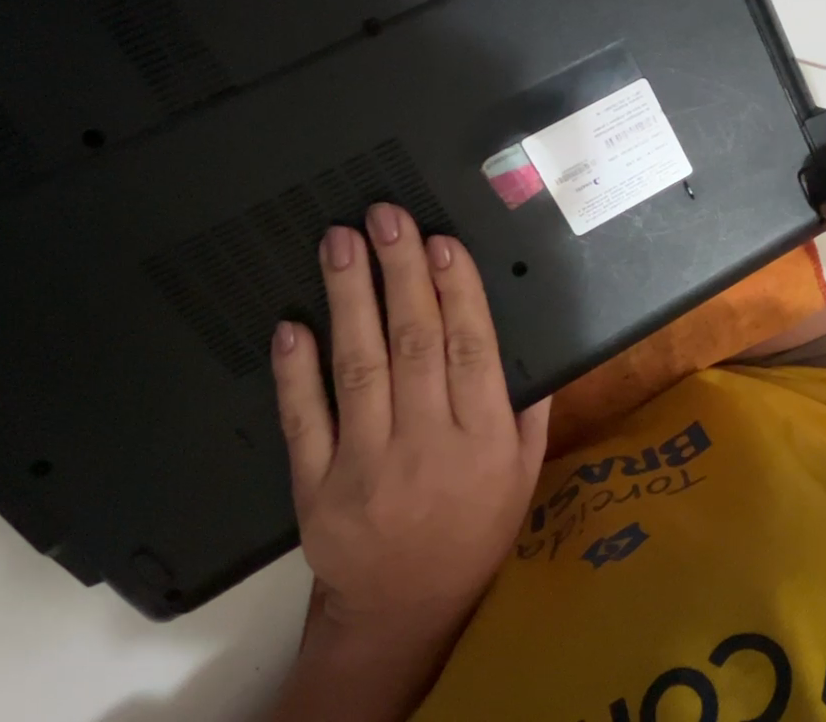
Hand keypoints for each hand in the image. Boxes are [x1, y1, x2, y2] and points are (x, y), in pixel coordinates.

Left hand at [270, 203, 549, 648]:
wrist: (405, 606)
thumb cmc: (475, 529)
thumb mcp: (524, 474)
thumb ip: (529, 411)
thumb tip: (532, 349)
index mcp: (484, 438)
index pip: (472, 350)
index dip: (457, 292)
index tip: (442, 243)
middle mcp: (428, 444)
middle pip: (414, 344)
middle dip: (400, 273)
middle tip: (385, 217)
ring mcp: (365, 464)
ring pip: (358, 368)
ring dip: (348, 299)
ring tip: (340, 242)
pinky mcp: (314, 486)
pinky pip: (303, 419)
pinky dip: (295, 371)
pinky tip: (293, 323)